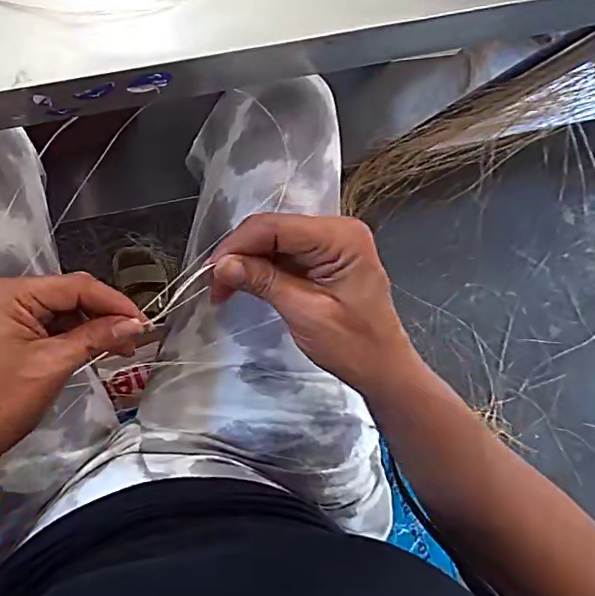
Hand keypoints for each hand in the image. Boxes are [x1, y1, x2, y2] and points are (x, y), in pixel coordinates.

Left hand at [0, 274, 147, 477]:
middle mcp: (9, 295)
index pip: (74, 285)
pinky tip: (97, 349)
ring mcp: (8, 314)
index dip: (113, 302)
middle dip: (104, 314)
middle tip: (138, 337)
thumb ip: (95, 337)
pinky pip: (50, 326)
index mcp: (12, 292)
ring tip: (123, 347)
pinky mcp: (11, 334)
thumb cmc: (3, 399)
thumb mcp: (54, 363)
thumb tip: (134, 324)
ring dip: (92, 327)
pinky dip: (75, 337)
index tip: (145, 322)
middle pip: (69, 294)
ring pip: (62, 311)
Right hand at [207, 213, 423, 390]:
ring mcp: (326, 241)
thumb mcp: (304, 313)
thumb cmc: (354, 345)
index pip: (273, 227)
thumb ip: (263, 281)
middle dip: (236, 254)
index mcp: (340, 237)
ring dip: (241, 261)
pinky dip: (254, 267)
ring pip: (267, 239)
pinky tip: (240, 283)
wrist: (382, 368)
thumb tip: (221, 265)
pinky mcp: (317, 255)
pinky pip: (276, 251)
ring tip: (222, 288)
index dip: (236, 245)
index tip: (212, 273)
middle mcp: (334, 230)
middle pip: (268, 229)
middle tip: (213, 284)